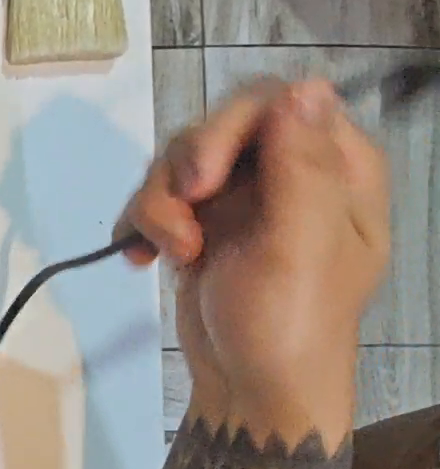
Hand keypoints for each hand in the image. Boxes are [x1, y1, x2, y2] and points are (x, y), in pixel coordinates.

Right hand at [116, 79, 389, 439]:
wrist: (251, 381)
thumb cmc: (290, 317)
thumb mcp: (302, 242)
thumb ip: (302, 166)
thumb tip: (301, 87)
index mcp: (332, 167)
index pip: (272, 105)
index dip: (224, 132)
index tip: (198, 184)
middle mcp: (284, 174)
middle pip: (210, 132)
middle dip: (178, 178)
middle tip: (177, 227)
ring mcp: (237, 203)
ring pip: (172, 170)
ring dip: (154, 211)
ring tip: (168, 256)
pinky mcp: (197, 230)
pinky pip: (152, 205)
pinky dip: (136, 230)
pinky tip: (142, 261)